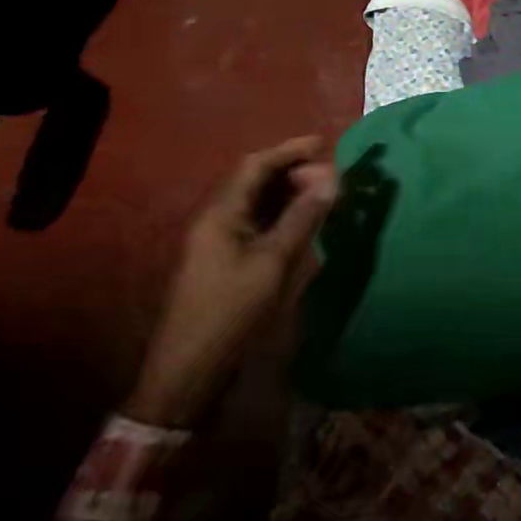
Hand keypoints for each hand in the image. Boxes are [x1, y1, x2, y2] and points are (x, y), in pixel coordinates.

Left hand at [122, 135, 337, 427]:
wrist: (187, 375)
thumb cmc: (229, 313)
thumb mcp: (272, 264)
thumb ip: (302, 218)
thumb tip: (333, 179)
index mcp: (221, 213)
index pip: (256, 166)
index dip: (290, 151)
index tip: (325, 144)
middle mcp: (217, 220)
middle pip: (257, 182)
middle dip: (294, 173)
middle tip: (331, 178)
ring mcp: (220, 243)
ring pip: (259, 205)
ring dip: (290, 195)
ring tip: (324, 196)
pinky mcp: (226, 264)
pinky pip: (258, 226)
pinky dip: (283, 218)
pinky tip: (305, 225)